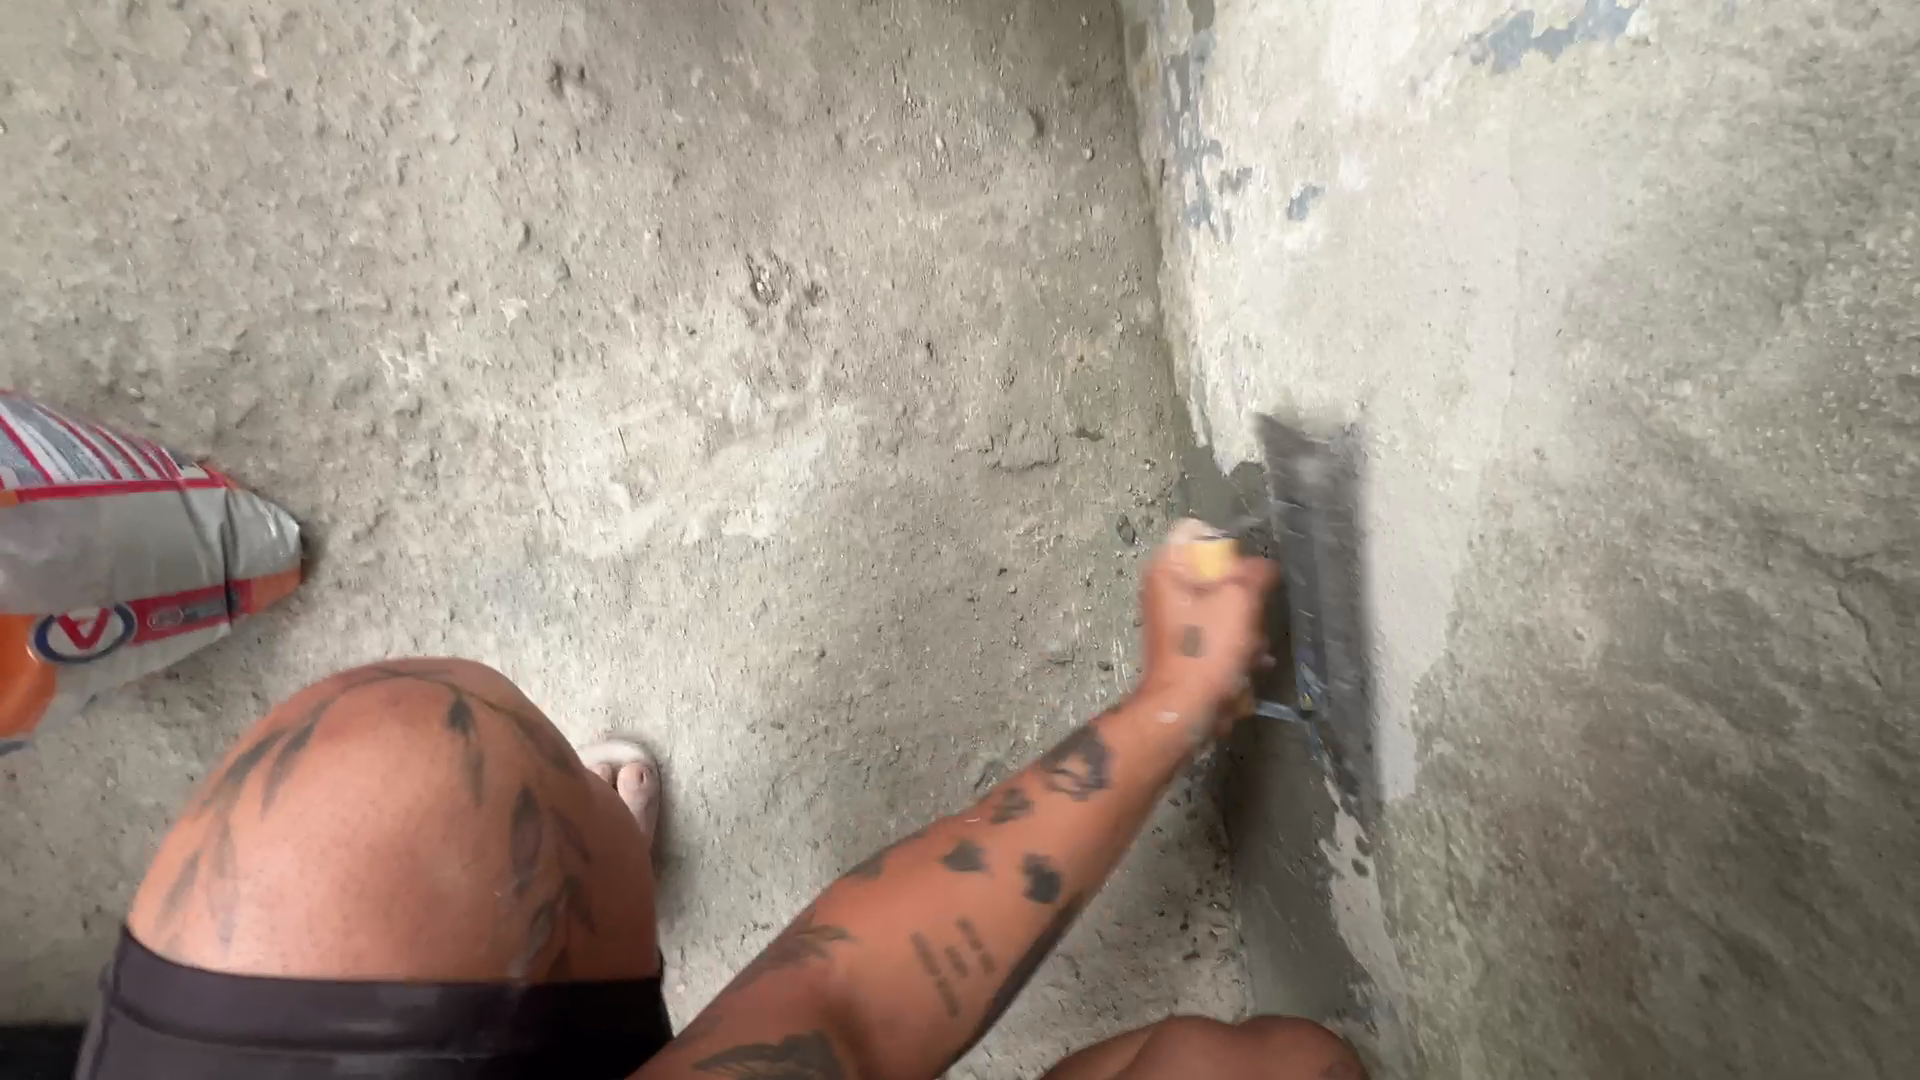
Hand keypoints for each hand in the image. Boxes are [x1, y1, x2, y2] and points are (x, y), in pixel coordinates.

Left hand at [1134, 519, 1278, 737]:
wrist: (1185, 707)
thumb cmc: (1206, 651)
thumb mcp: (1239, 600)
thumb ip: (1253, 572)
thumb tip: (1262, 564)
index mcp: (1166, 568)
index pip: (1195, 530)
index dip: (1226, 544)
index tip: (1243, 568)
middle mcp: (1165, 588)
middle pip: (1216, 572)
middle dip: (1242, 594)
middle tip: (1250, 614)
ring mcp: (1174, 618)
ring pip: (1223, 605)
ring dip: (1245, 626)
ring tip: (1250, 647)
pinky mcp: (1186, 645)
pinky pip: (1219, 633)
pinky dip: (1236, 646)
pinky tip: (1248, 663)